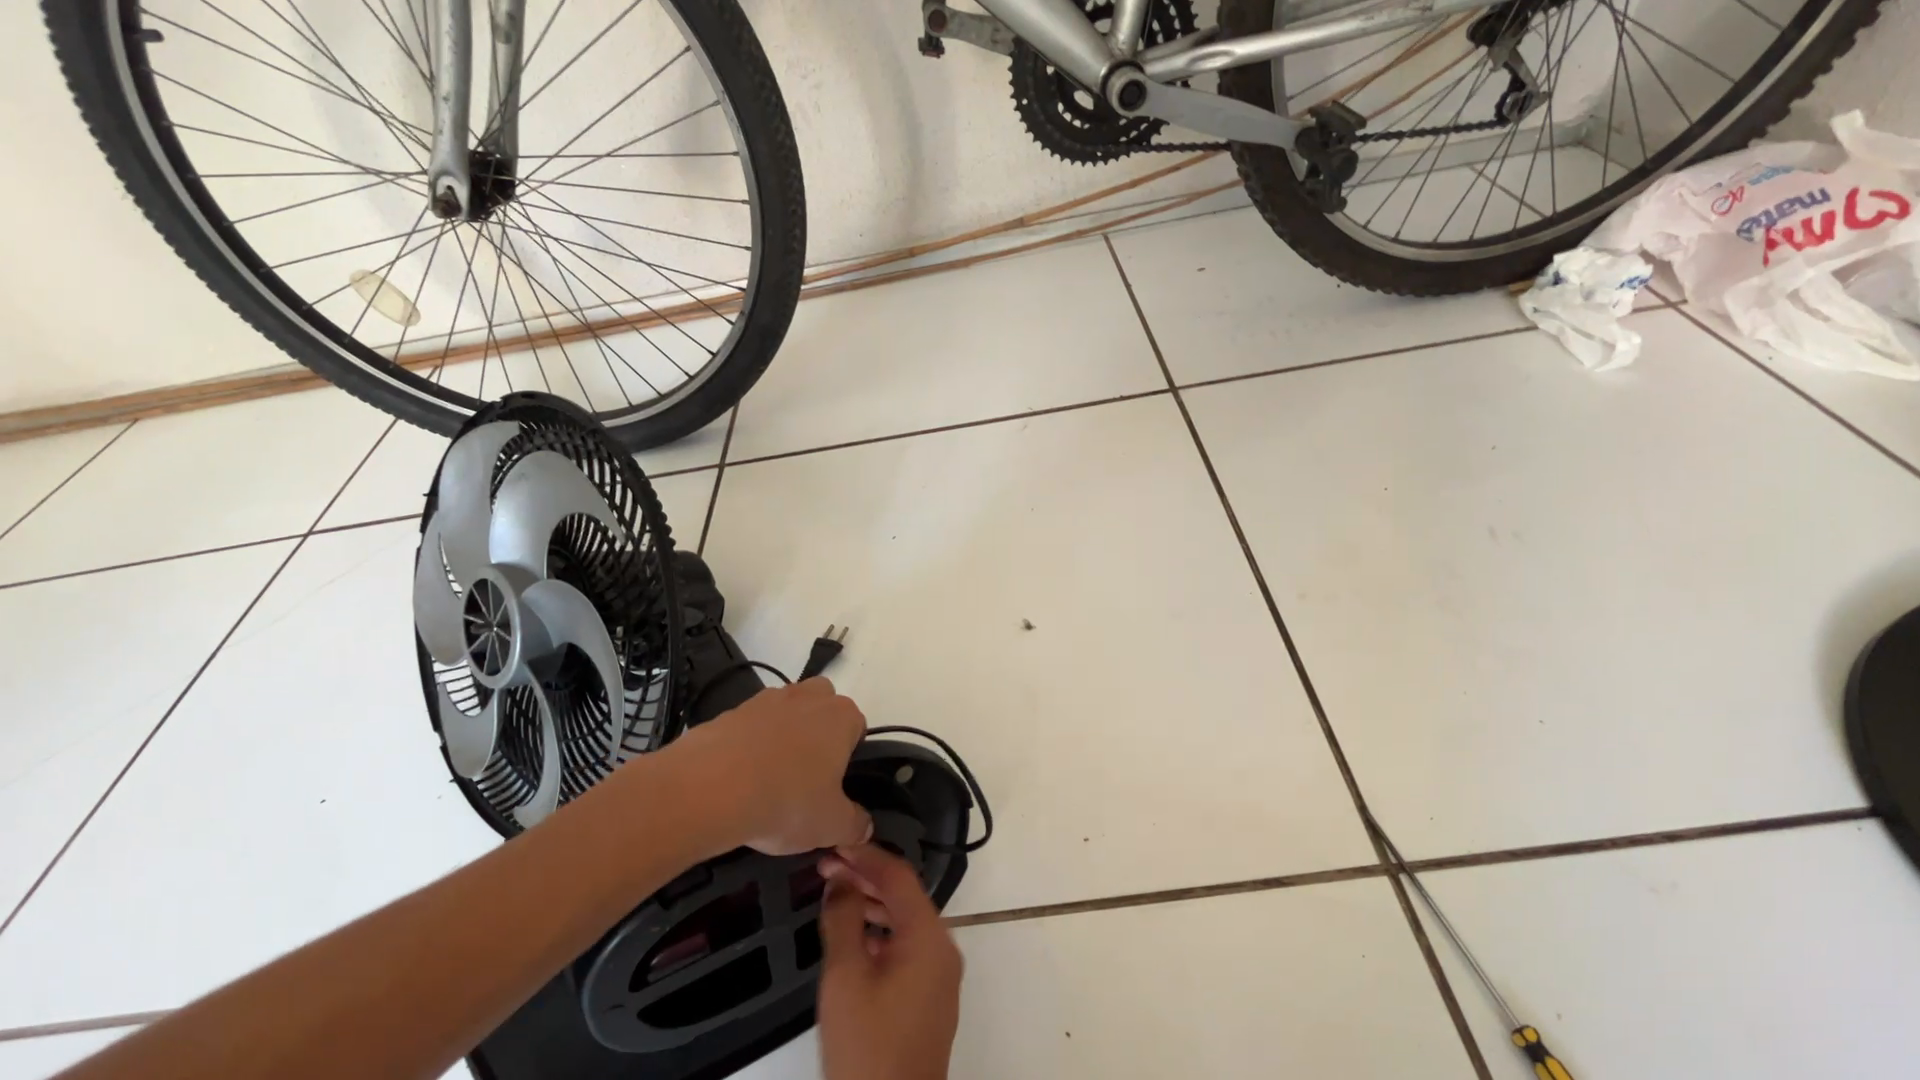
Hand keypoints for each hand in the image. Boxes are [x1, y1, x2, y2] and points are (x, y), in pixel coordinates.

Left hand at [664, 678, 872, 855]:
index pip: (858, 727)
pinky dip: (747, 747)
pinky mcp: (728, 712)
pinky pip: (748, 727)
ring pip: (784, 714)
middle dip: (817, 734)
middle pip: (821, 708)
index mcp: (841, 716)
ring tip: (768, 782)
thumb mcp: (831, 826)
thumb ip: (855, 825)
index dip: (849, 757)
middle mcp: (807, 697)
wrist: (708, 789)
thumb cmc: (786, 801)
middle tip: (807, 777)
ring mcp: (764, 700)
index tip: (835, 786)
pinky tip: (738, 781)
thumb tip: (862, 826)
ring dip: (780, 738)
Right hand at [816, 845, 962, 1079]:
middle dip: (866, 878)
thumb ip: (843, 919)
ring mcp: (940, 975)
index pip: (899, 876)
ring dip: (872, 905)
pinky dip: (882, 933)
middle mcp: (943, 949)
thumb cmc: (866, 1042)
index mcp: (929, 937)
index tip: (833, 844)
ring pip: (906, 922)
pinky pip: (908, 947)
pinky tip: (853, 935)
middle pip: (905, 896)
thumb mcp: (846, 976)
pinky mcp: (931, 996)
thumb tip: (842, 881)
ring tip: (834, 894)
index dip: (865, 855)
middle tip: (826, 867)